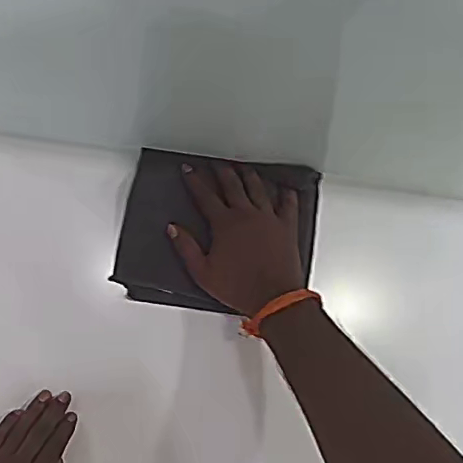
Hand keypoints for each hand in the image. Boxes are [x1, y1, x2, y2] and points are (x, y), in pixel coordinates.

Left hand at [0, 390, 75, 462]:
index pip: (54, 445)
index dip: (64, 429)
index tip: (70, 417)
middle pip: (40, 431)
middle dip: (54, 412)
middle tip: (63, 398)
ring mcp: (0, 460)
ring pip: (20, 427)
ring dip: (34, 410)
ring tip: (44, 397)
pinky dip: (9, 422)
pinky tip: (18, 412)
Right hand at [168, 163, 306, 314]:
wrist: (275, 298)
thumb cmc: (239, 287)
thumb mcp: (202, 272)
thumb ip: (186, 247)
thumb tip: (174, 229)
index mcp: (225, 224)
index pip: (205, 196)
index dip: (195, 180)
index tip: (189, 170)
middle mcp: (247, 215)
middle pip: (232, 185)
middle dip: (221, 171)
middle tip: (215, 164)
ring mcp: (269, 219)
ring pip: (258, 188)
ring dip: (248, 175)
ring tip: (242, 168)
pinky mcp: (287, 227)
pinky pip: (287, 203)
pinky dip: (284, 192)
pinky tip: (282, 187)